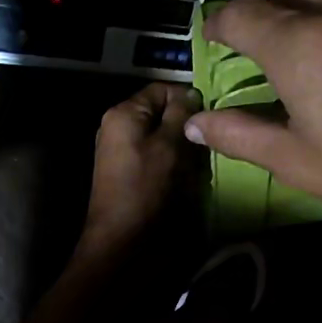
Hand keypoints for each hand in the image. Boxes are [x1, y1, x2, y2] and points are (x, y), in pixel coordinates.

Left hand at [77, 82, 201, 261]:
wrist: (117, 233)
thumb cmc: (144, 188)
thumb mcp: (168, 147)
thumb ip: (180, 115)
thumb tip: (191, 93)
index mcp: (123, 112)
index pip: (162, 89)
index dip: (187, 99)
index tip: (206, 120)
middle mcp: (114, 123)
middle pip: (157, 111)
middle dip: (181, 124)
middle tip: (200, 145)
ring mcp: (115, 145)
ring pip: (155, 132)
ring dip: (175, 143)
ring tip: (191, 162)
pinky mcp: (120, 165)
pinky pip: (147, 150)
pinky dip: (164, 157)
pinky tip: (176, 174)